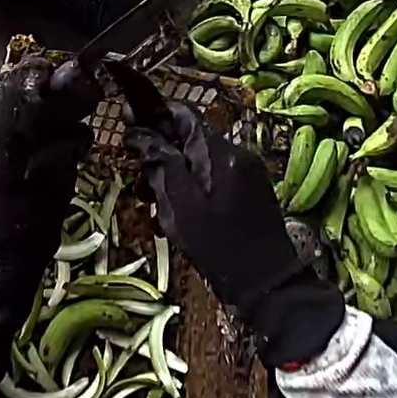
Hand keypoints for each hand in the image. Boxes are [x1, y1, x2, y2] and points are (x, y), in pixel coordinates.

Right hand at [128, 104, 343, 366]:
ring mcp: (246, 169)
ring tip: (153, 195)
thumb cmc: (220, 248)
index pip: (184, 115)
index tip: (129, 121)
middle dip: (161, 148)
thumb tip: (140, 133)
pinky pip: (213, 172)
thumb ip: (162, 166)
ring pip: (201, 156)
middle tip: (138, 173)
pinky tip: (178, 205)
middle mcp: (237, 153)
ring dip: (175, 168)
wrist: (267, 283)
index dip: (154, 114)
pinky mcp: (249, 186)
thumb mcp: (182, 209)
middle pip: (191, 136)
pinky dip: (192, 181)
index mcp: (221, 154)